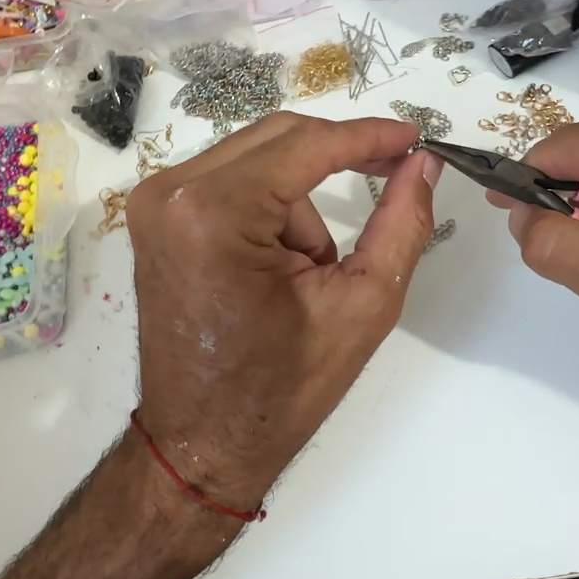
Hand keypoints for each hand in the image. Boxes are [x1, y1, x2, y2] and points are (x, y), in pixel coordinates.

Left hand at [126, 112, 440, 515]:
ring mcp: (155, 203)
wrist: (201, 442)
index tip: (414, 137)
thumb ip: (401, 223)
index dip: (367, 136)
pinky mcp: (156, 217)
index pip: (305, 146)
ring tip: (310, 274)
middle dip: (338, 158)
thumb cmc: (281, 390)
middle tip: (393, 172)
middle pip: (277, 138)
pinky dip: (267, 210)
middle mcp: (171, 193)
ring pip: (257, 160)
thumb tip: (422, 164)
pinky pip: (230, 182)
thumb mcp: (362, 305)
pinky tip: (275, 270)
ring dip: (299, 202)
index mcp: (213, 214)